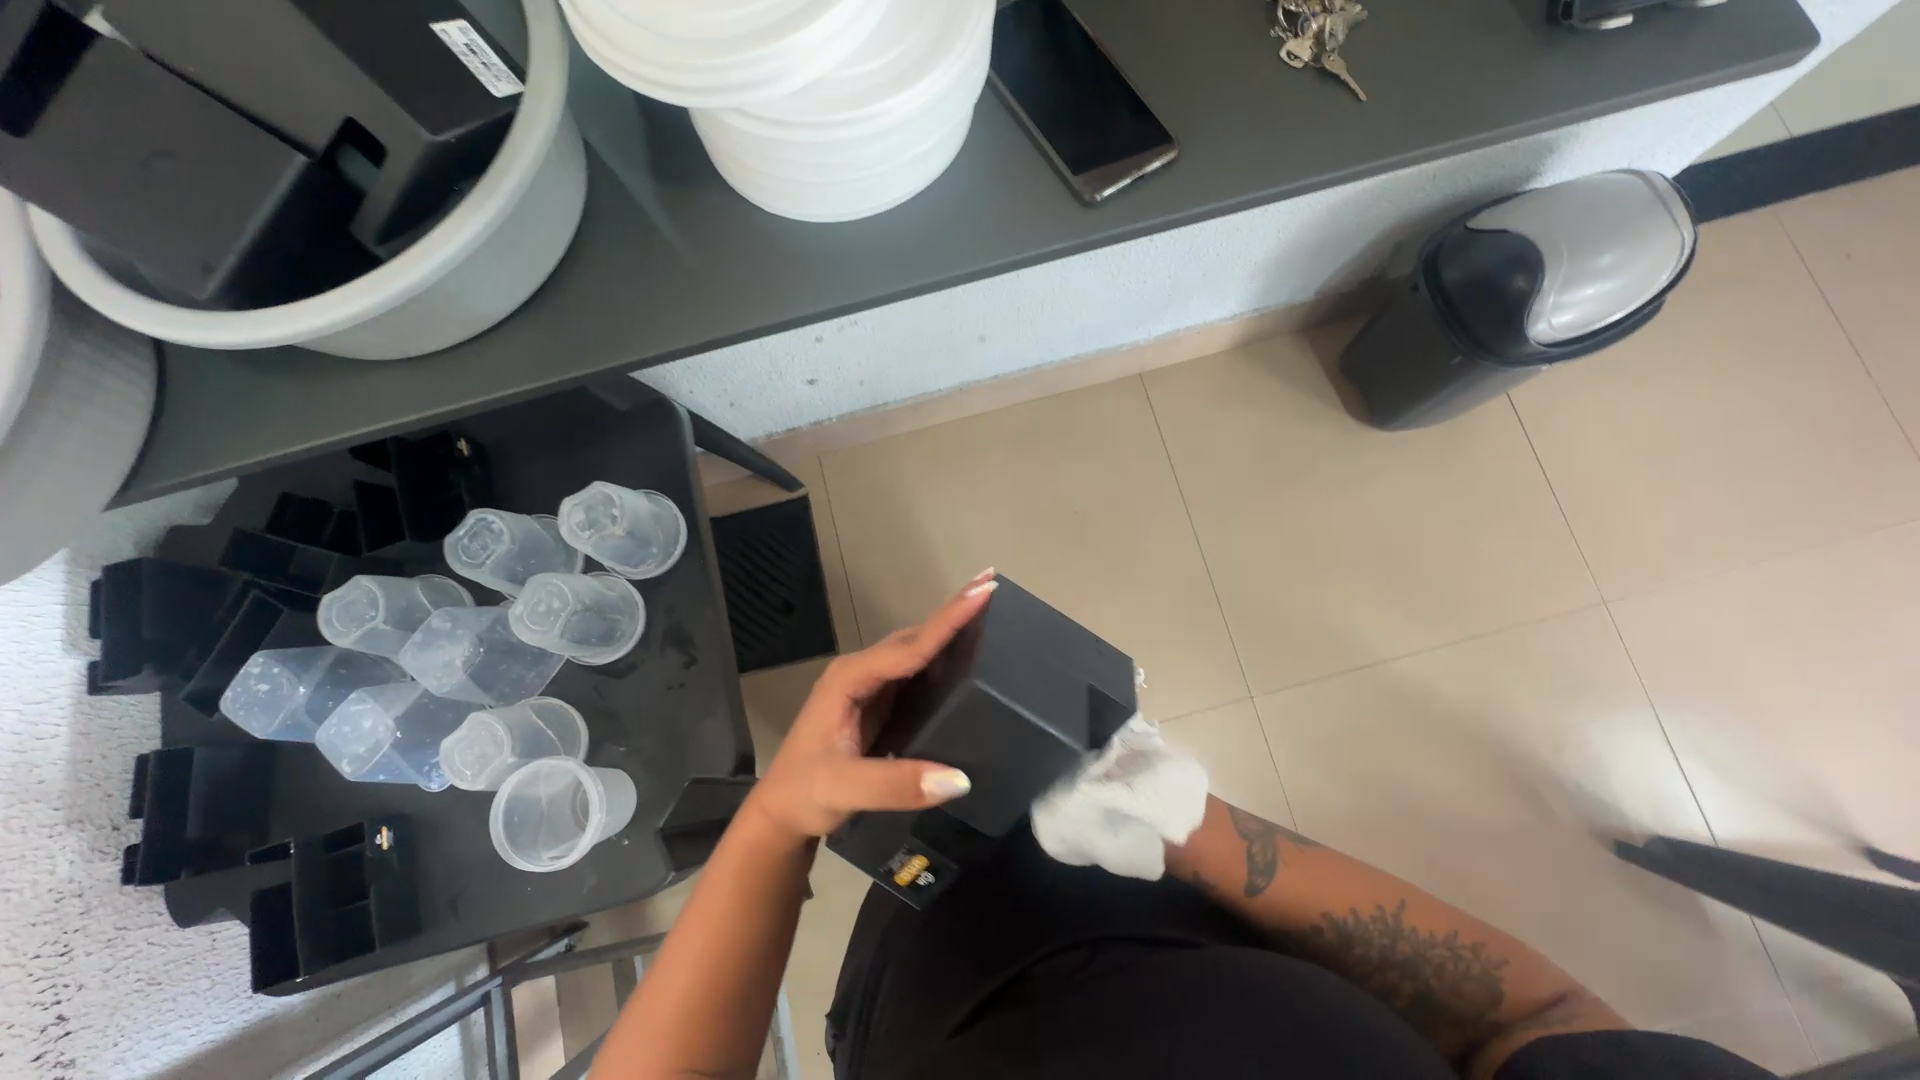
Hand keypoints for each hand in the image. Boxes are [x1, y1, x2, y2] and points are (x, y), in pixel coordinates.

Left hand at [745, 570, 995, 842]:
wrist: (781, 815)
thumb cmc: (805, 794)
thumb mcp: (845, 788)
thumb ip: (897, 784)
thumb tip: (960, 778)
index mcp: (850, 679)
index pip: (909, 645)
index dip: (949, 619)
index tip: (984, 589)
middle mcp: (860, 673)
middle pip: (914, 637)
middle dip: (953, 612)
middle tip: (993, 587)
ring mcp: (869, 688)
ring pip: (917, 651)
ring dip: (950, 632)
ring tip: (988, 611)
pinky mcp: (879, 705)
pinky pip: (917, 674)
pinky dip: (944, 660)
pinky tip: (967, 659)